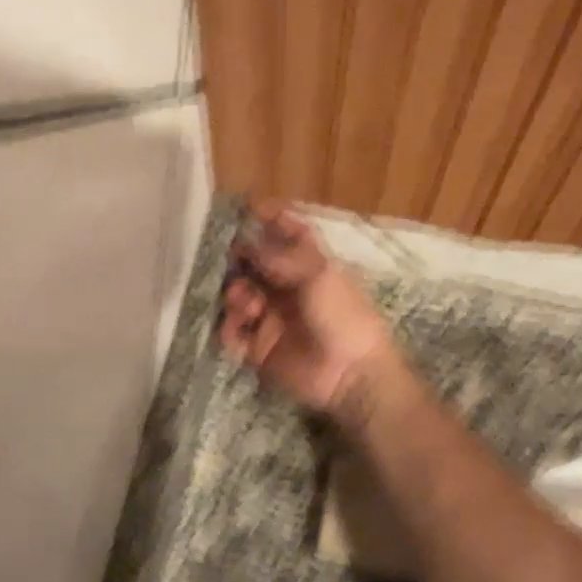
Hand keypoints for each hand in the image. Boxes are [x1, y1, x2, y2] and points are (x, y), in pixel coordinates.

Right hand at [217, 200, 402, 415]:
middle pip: (254, 264)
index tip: (247, 208)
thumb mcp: (320, 274)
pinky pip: (233, 333)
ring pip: (239, 296)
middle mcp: (288, 288)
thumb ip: (281, 256)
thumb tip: (249, 245)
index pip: (289, 234)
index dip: (271, 218)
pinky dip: (230, 328)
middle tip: (236, 262)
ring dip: (236, 295)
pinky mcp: (259, 349)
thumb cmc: (343, 315)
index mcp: (310, 266)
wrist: (350, 373)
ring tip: (247, 304)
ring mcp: (272, 318)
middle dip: (241, 260)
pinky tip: (240, 329)